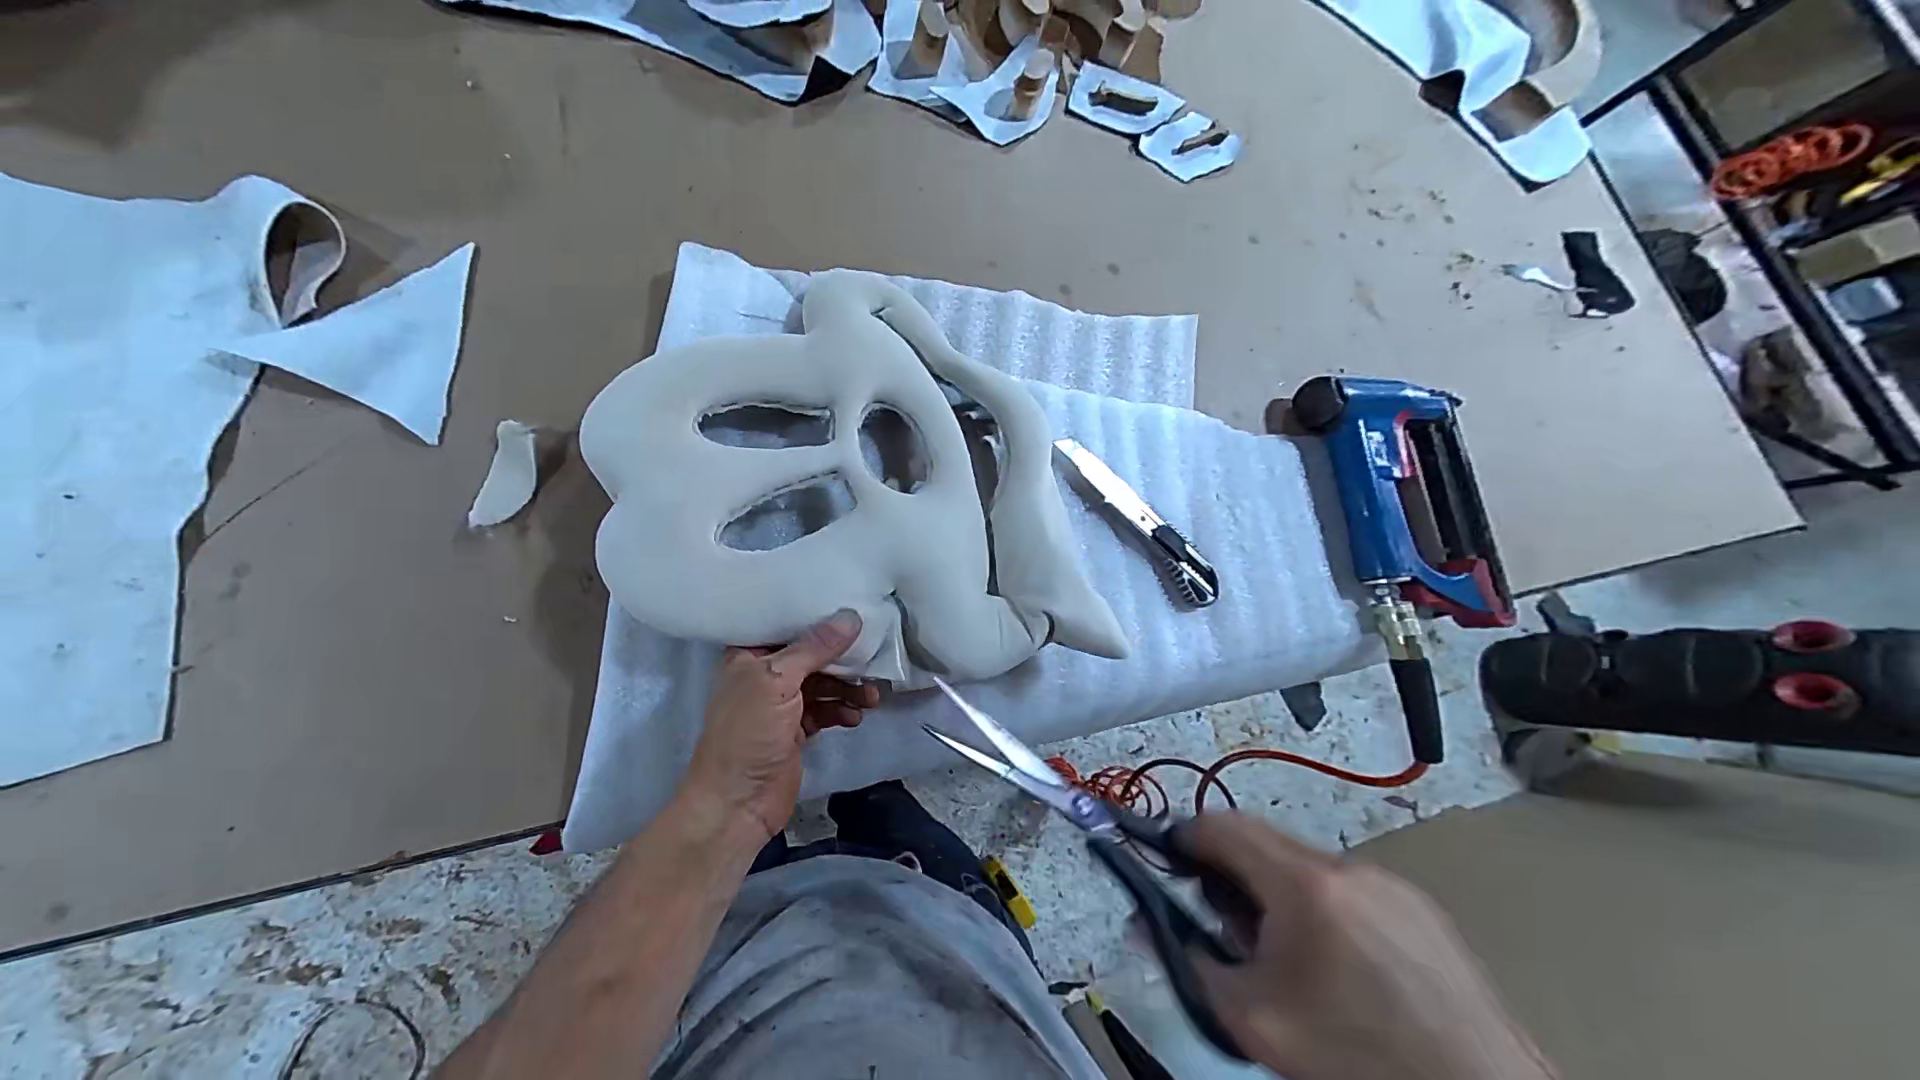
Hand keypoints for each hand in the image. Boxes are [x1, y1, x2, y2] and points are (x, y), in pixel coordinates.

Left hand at [681, 611, 879, 841]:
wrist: (737, 803)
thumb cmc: (748, 733)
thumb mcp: (777, 681)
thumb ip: (815, 648)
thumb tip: (851, 616)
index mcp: (748, 656)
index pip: (786, 624)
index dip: (817, 617)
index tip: (852, 605)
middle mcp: (764, 675)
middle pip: (811, 656)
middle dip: (842, 659)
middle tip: (872, 659)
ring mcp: (781, 705)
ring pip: (823, 684)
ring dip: (848, 689)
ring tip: (871, 698)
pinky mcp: (796, 730)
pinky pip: (826, 710)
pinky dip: (841, 711)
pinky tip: (855, 717)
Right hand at [1179, 813, 1556, 1079]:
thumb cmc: (1356, 1058)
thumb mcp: (1253, 1019)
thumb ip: (1189, 963)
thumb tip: (1144, 925)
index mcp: (1304, 882)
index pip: (1222, 825)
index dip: (1184, 835)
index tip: (1166, 860)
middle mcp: (1348, 865)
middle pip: (1264, 839)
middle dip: (1228, 867)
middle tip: (1218, 916)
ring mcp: (1391, 884)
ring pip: (1305, 862)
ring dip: (1273, 885)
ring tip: (1278, 947)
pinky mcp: (1422, 908)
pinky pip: (1347, 885)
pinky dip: (1318, 903)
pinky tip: (1333, 960)